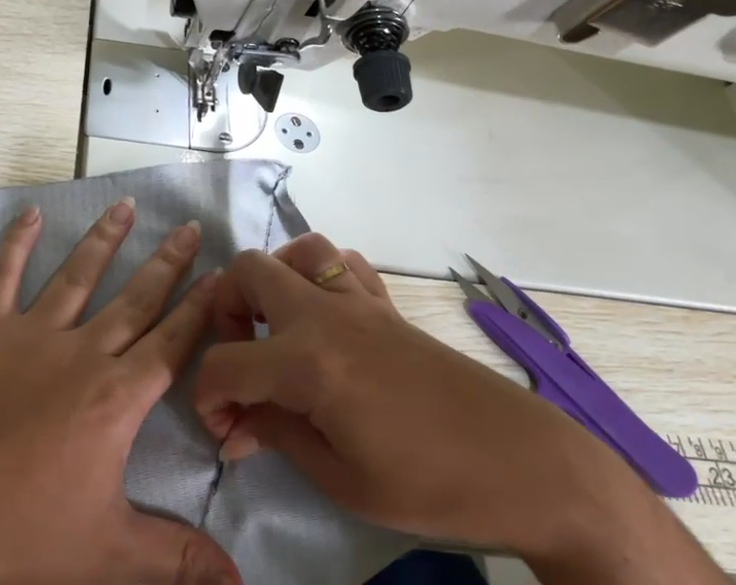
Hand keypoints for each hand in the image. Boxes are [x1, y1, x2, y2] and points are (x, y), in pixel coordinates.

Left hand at [0, 199, 240, 584]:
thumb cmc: (22, 539)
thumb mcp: (112, 552)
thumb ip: (181, 558)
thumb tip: (242, 580)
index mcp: (118, 397)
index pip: (173, 341)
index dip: (202, 307)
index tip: (222, 273)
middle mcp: (82, 354)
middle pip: (136, 298)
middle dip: (167, 262)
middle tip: (189, 228)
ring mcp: (30, 337)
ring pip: (78, 276)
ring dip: (104, 239)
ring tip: (126, 206)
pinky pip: (2, 278)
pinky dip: (16, 244)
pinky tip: (29, 215)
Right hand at [191, 235, 726, 584]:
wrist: (527, 467)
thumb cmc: (432, 486)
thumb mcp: (343, 480)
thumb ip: (279, 438)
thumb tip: (235, 429)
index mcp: (308, 362)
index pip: (225, 363)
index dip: (207, 398)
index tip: (223, 431)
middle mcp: (327, 315)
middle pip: (247, 272)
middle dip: (226, 312)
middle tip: (242, 362)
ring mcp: (362, 303)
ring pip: (299, 250)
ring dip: (273, 280)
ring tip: (278, 330)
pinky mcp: (390, 307)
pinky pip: (345, 262)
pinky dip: (321, 276)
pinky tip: (326, 319)